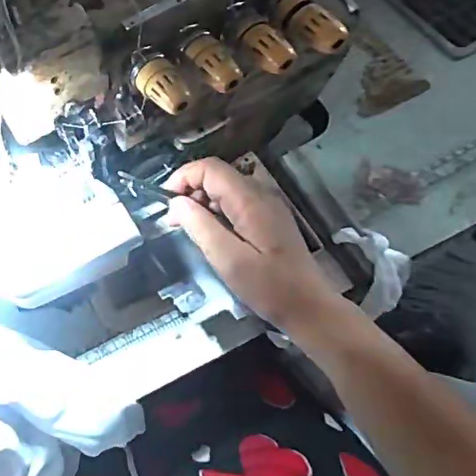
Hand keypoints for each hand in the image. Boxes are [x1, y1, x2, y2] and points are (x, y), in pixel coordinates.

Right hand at [164, 158, 343, 330]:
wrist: (309, 307)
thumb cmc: (267, 286)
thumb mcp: (227, 259)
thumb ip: (200, 226)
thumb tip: (176, 203)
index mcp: (250, 200)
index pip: (209, 168)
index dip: (182, 178)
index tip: (166, 204)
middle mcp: (260, 194)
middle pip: (217, 175)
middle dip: (190, 191)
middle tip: (175, 222)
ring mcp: (267, 205)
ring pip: (225, 188)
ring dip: (202, 203)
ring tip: (190, 230)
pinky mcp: (269, 218)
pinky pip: (236, 202)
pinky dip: (217, 211)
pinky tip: (212, 235)